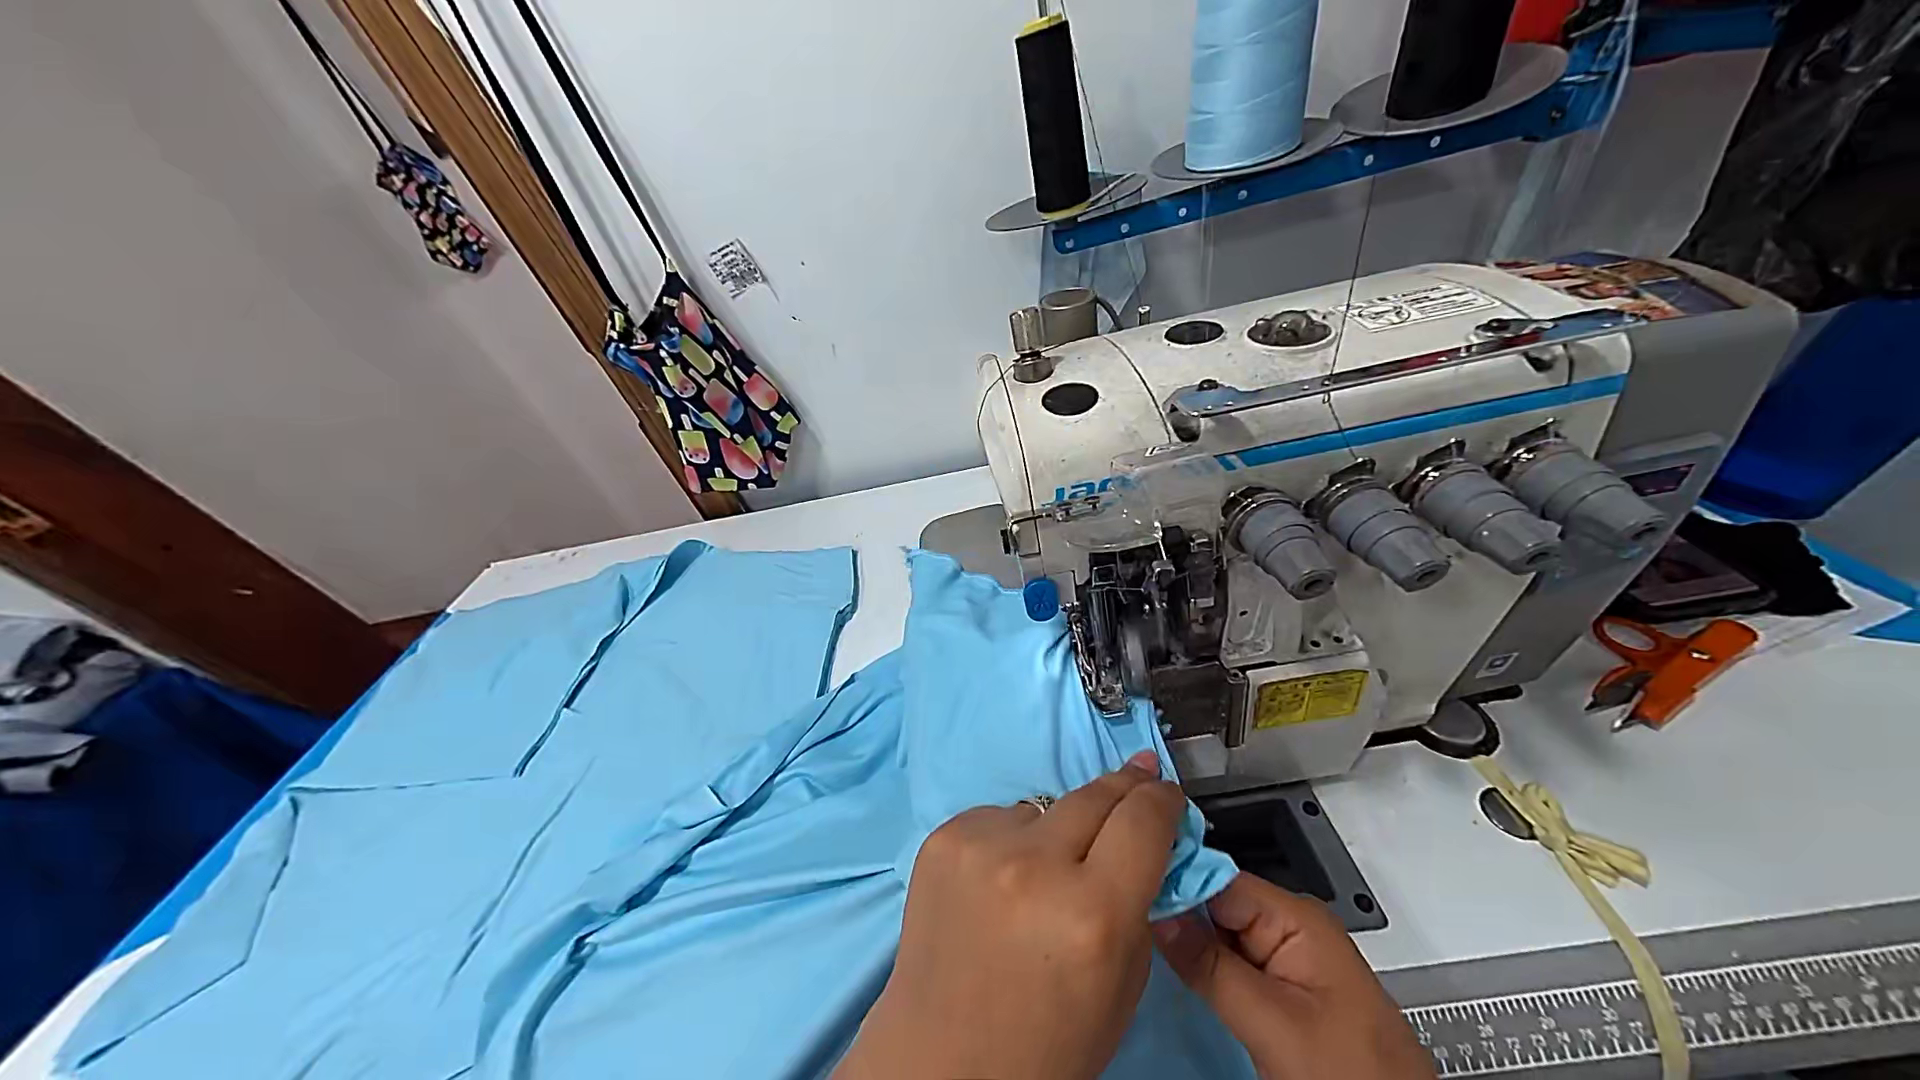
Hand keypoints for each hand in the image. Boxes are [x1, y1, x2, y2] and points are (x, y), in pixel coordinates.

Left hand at [833, 752, 1185, 1079]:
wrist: (945, 1058)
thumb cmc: (1050, 1038)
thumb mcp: (1123, 981)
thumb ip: (1138, 901)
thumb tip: (1144, 834)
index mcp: (1092, 913)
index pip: (1142, 820)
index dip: (1161, 799)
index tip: (1165, 790)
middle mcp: (1034, 867)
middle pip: (1093, 796)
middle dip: (1122, 788)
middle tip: (1136, 777)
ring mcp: (980, 847)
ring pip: (1041, 808)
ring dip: (1055, 828)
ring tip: (1045, 872)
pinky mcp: (942, 839)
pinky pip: (997, 818)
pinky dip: (1009, 839)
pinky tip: (1000, 881)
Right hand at [1154, 873, 1433, 1079]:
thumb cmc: (1352, 1075)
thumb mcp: (1275, 1024)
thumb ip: (1213, 965)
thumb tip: (1157, 914)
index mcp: (1296, 917)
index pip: (1215, 877)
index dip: (1170, 881)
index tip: (1125, 890)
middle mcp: (1287, 925)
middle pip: (1211, 900)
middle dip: (1173, 911)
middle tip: (1126, 921)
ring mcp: (1280, 955)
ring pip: (1214, 930)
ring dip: (1182, 938)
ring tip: (1139, 940)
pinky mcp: (1274, 984)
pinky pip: (1224, 958)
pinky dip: (1198, 962)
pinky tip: (1171, 966)